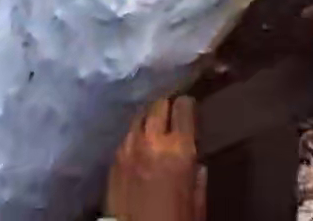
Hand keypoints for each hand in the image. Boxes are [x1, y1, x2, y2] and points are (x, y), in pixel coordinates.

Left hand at [106, 96, 205, 220]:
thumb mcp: (196, 209)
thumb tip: (198, 165)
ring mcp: (129, 144)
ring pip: (140, 115)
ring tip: (155, 123)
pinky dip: (136, 133)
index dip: (187, 104)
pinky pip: (127, 134)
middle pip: (159, 104)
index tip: (190, 105)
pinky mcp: (114, 154)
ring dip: (149, 117)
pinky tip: (141, 142)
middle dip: (167, 105)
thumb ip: (198, 183)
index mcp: (178, 151)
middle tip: (173, 111)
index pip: (183, 109)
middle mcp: (152, 139)